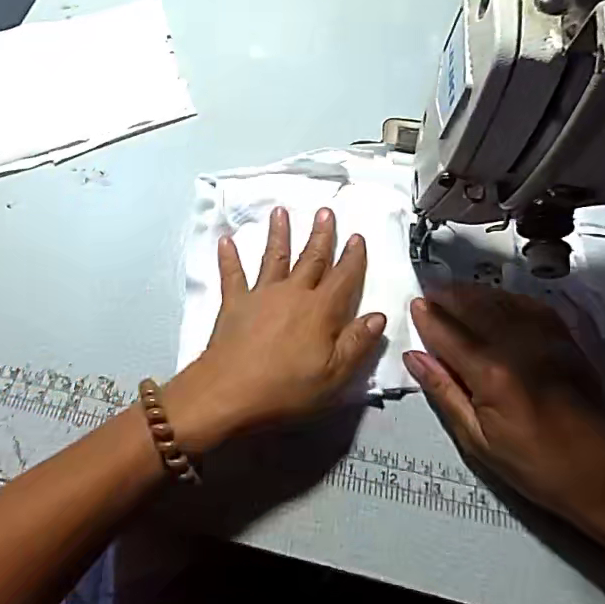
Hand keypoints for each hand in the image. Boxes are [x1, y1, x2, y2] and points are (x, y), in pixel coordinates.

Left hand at [165, 207, 386, 451]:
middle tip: (325, 211)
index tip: (357, 237)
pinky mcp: (234, 303)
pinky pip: (232, 274)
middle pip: (311, 259)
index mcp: (321, 311)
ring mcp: (261, 295)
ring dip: (279, 234)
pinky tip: (226, 240)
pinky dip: (229, 257)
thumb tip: (378, 316)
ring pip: (274, 258)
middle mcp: (293, 294)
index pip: (343, 278)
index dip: (352, 258)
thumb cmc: (286, 389)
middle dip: (321, 235)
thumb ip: (357, 343)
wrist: (229, 392)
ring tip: (281, 212)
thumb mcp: (334, 375)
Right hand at [405, 285, 604, 541]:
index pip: (447, 331)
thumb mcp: (478, 441)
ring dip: (472, 292)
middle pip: (472, 305)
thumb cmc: (538, 466)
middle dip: (446, 296)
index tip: (412, 306)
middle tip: (428, 296)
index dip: (426, 316)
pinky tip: (494, 301)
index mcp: (490, 372)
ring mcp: (543, 337)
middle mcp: (516, 344)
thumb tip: (415, 358)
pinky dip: (504, 297)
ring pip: (498, 299)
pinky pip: (527, 304)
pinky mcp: (562, 338)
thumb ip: (444, 392)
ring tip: (453, 294)